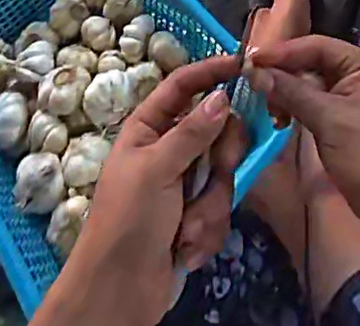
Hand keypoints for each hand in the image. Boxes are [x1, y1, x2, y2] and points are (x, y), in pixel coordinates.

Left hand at [32, 54, 241, 325]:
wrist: (118, 294)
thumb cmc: (128, 220)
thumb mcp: (157, 170)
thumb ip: (192, 133)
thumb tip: (222, 96)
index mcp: (150, 126)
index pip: (183, 85)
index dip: (210, 71)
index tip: (240, 65)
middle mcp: (169, 147)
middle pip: (216, 131)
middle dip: (220, 161)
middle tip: (215, 173)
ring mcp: (184, 181)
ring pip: (223, 174)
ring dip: (209, 208)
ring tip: (184, 231)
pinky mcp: (196, 213)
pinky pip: (221, 208)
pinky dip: (206, 231)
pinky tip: (184, 249)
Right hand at [246, 36, 359, 303]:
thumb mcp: (329, 121)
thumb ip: (291, 91)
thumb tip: (254, 70)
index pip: (315, 45)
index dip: (281, 51)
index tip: (249, 59)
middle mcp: (359, 73)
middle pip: (310, 61)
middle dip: (282, 73)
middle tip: (251, 83)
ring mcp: (353, 97)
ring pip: (309, 83)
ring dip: (286, 92)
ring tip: (265, 105)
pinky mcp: (345, 119)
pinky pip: (314, 102)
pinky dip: (295, 107)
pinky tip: (279, 118)